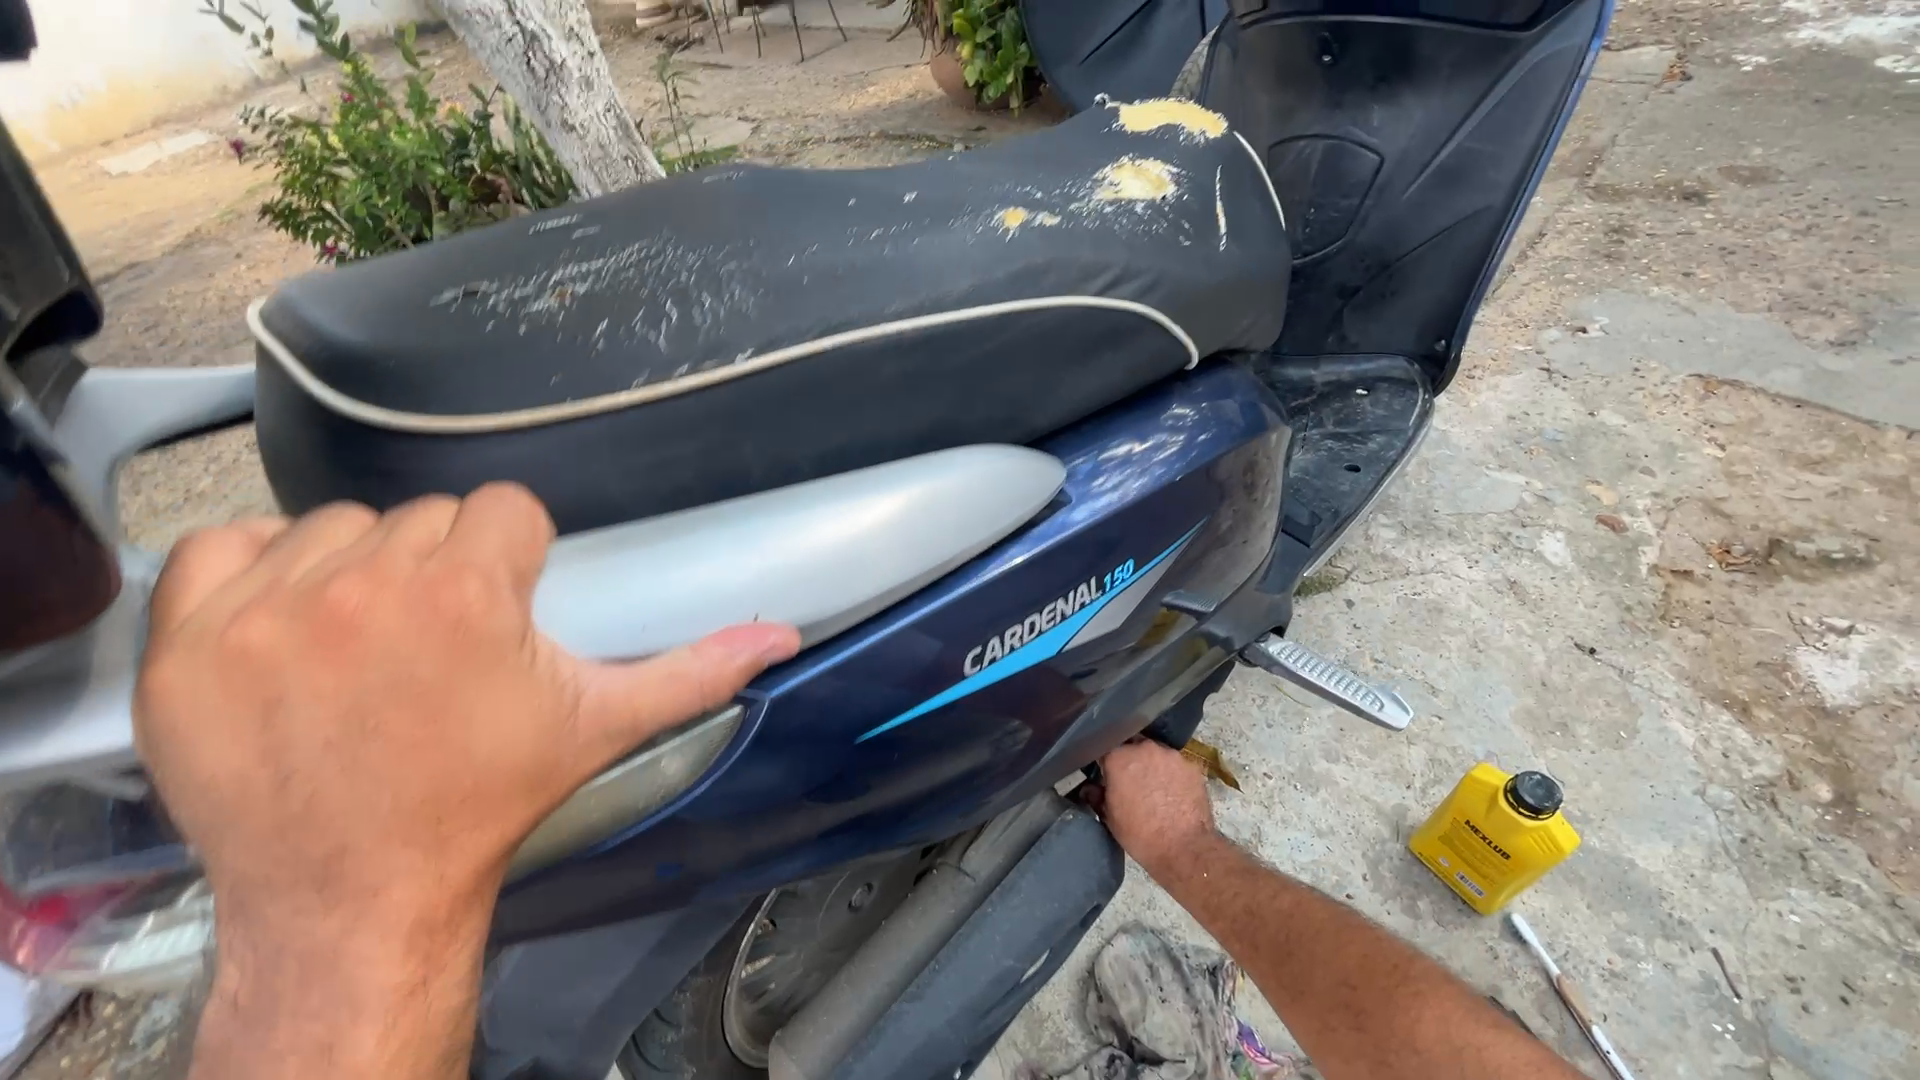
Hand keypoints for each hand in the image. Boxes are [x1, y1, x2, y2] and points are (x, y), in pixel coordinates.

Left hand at [134, 484, 800, 944]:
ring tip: (375, 642)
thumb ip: (697, 668)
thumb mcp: (604, 725)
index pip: (505, 509)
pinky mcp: (187, 646)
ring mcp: (266, 611)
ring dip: (361, 570)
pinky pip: (225, 548)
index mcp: (469, 594)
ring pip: (334, 527)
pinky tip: (293, 630)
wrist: (359, 890)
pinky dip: (259, 576)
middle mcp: (366, 583)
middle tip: (447, 640)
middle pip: (424, 516)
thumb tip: (783, 634)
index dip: (515, 557)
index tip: (505, 611)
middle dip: (446, 565)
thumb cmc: (491, 797)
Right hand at [1086, 740, 1219, 877]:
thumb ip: (1096, 796)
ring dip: (1151, 765)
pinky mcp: (1191, 766)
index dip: (1104, 762)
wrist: (1184, 849)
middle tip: (1129, 782)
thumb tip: (1090, 789)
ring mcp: (1171, 756)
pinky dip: (1171, 774)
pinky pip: (1175, 765)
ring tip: (1153, 789)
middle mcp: (1145, 749)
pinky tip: (1171, 794)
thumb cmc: (1142, 834)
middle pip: (1131, 745)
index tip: (1105, 774)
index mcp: (1118, 758)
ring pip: (1155, 753)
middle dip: (1129, 760)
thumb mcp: (1109, 818)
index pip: (1105, 748)